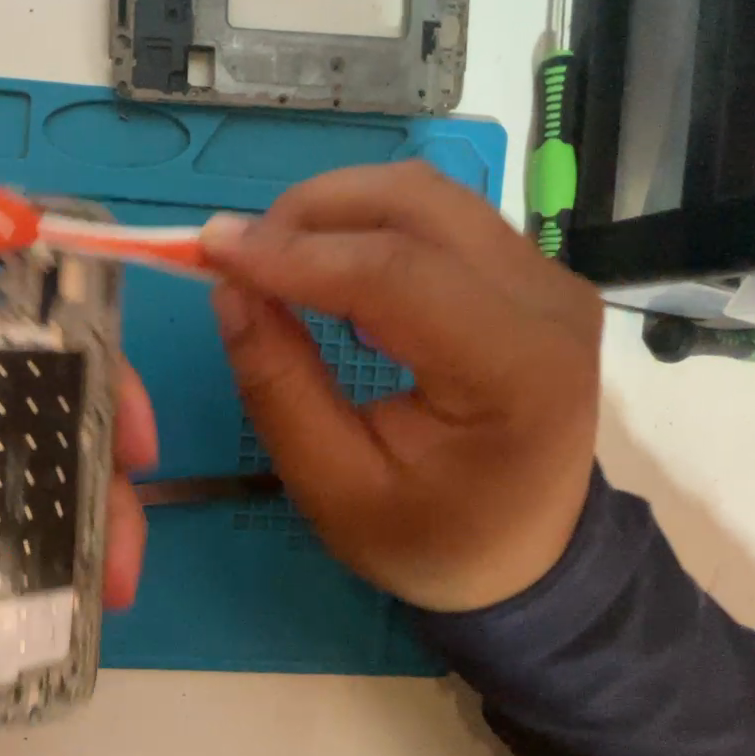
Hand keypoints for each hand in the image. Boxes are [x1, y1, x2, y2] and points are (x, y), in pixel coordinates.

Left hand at [0, 245, 158, 667]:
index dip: (78, 334)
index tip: (123, 400)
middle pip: (46, 388)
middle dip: (105, 435)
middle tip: (135, 502)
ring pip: (43, 452)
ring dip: (95, 501)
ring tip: (117, 575)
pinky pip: (21, 504)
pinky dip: (63, 535)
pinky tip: (86, 580)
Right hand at [201, 162, 601, 611]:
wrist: (521, 560)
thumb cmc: (426, 538)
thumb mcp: (332, 487)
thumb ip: (279, 389)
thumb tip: (229, 292)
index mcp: (513, 370)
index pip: (395, 274)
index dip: (293, 253)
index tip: (209, 250)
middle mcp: (544, 302)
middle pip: (417, 204)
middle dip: (309, 212)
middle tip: (236, 256)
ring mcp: (544, 279)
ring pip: (425, 196)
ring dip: (333, 211)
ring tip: (270, 261)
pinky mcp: (525, 275)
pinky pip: (435, 218)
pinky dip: (362, 227)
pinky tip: (322, 270)